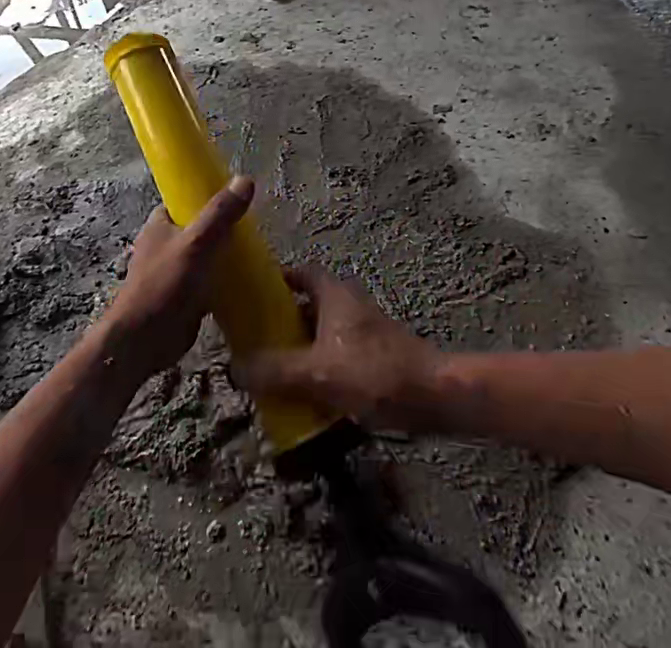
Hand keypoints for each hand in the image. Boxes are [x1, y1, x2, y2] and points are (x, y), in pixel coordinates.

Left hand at [98, 176, 254, 377]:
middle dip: (224, 229)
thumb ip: (219, 214)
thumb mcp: (196, 243)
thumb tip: (245, 180)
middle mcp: (166, 246)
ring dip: (227, 256)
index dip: (207, 197)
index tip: (236, 197)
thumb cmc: (164, 285)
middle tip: (254, 229)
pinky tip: (250, 281)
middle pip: (200, 229)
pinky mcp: (186, 297)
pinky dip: (227, 281)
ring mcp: (175, 273)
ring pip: (207, 256)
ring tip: (258, 253)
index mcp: (160, 226)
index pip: (184, 201)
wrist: (145, 340)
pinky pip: (211, 282)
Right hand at [234, 268, 445, 432]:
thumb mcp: (317, 373)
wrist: (436, 396)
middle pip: (307, 306)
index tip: (251, 297)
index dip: (276, 281)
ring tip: (272, 374)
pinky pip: (336, 357)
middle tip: (255, 344)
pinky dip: (319, 369)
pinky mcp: (375, 357)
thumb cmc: (376, 373)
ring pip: (321, 334)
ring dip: (299, 351)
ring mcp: (364, 332)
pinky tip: (305, 396)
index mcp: (335, 295)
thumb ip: (274, 370)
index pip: (301, 273)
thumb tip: (234, 367)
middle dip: (281, 323)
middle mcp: (349, 306)